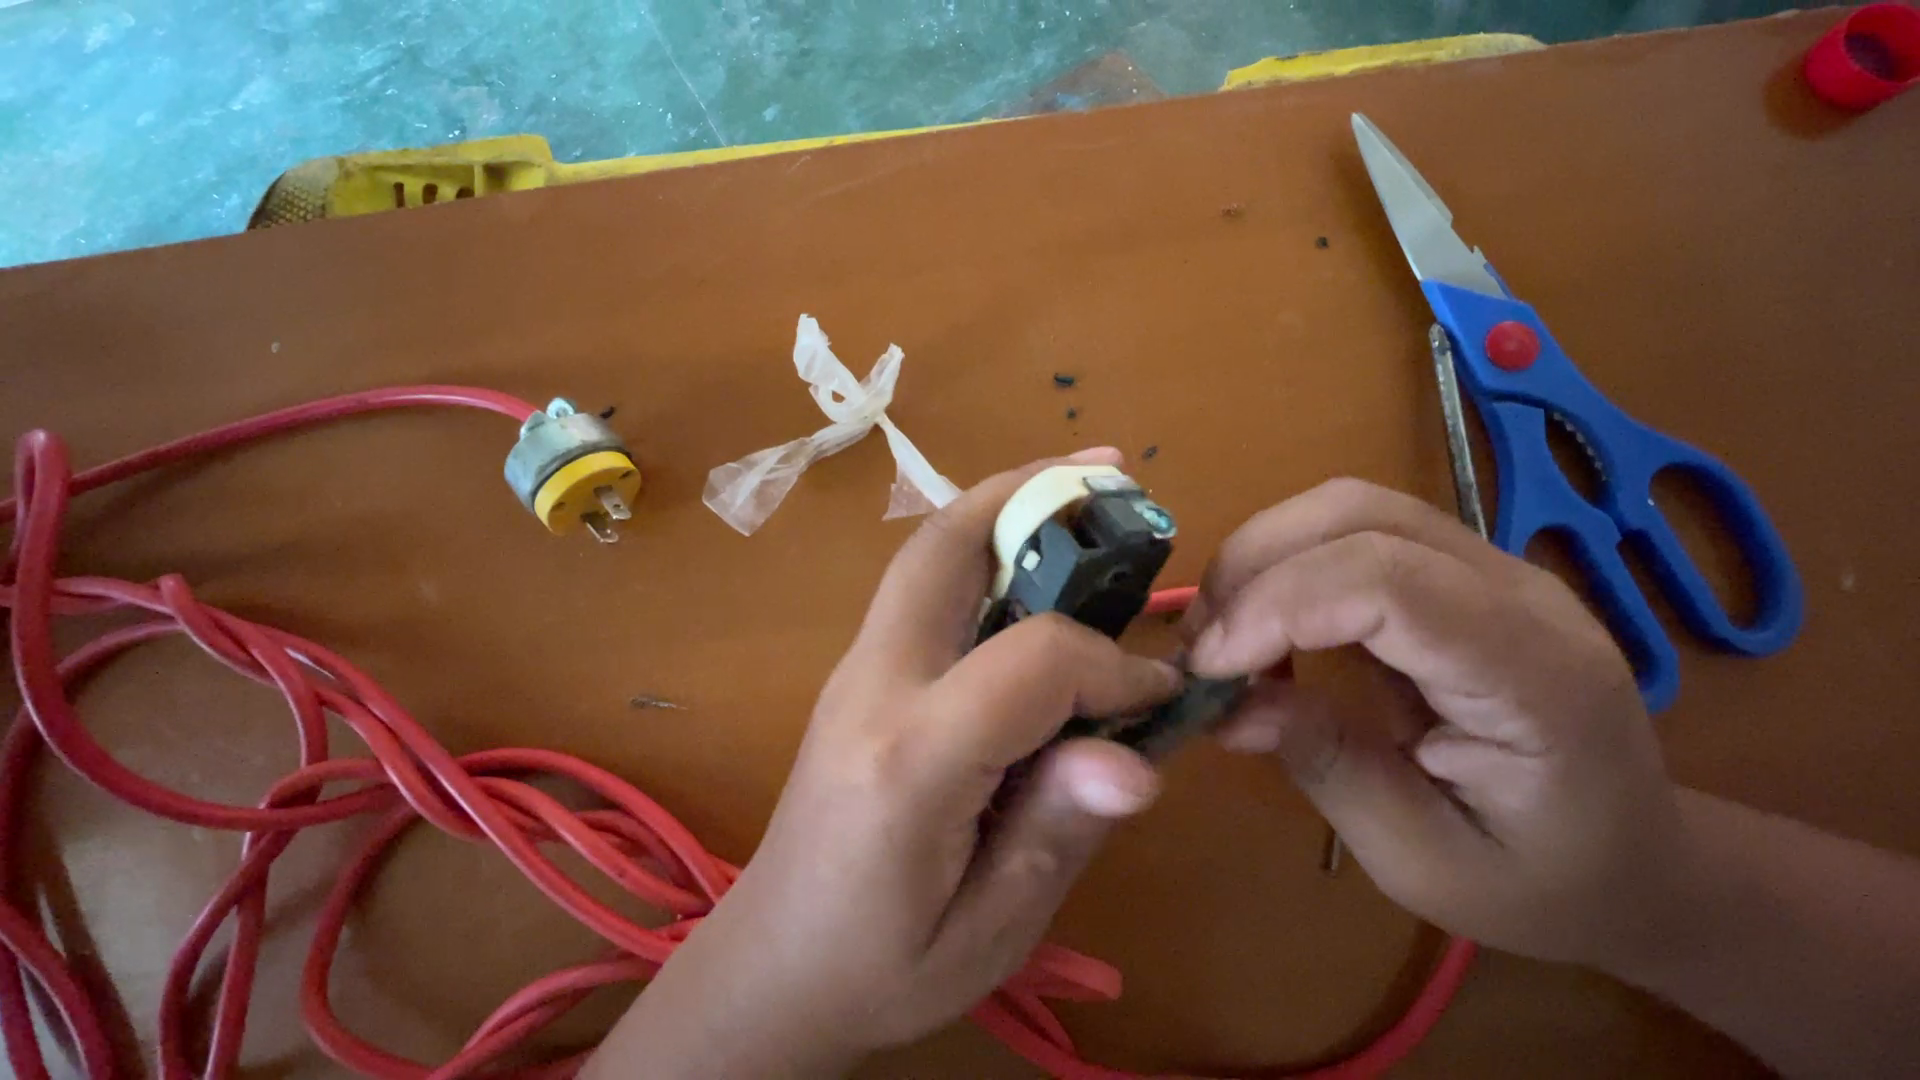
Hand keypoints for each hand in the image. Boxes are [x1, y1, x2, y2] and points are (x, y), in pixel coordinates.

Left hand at [584, 450, 1179, 1079]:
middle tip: (1110, 469)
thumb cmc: (884, 964)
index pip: (1031, 660)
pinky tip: (1028, 565)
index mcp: (912, 759)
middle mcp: (874, 686)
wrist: (772, 964)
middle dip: (1029, 492)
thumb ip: (1058, 832)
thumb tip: (1137, 758)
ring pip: (925, 555)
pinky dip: (977, 550)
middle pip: (944, 550)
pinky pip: (920, 588)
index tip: (1158, 694)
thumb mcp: (988, 931)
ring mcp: (854, 670)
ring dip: (1001, 507)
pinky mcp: (856, 674)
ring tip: (1077, 493)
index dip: (1111, 664)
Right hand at [1184, 479, 1688, 967]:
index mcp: (1533, 676)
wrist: (1638, 860)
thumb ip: (1328, 766)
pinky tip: (1264, 622)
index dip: (1279, 607)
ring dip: (1263, 555)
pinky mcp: (1460, 570)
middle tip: (1201, 648)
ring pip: (1350, 506)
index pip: (1390, 584)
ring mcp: (1493, 568)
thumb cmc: (1540, 881)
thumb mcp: (1423, 859)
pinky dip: (1287, 561)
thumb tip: (1226, 706)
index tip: (1209, 670)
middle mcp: (1519, 592)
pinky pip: (1355, 530)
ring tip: (1221, 632)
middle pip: (1360, 515)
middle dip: (1255, 566)